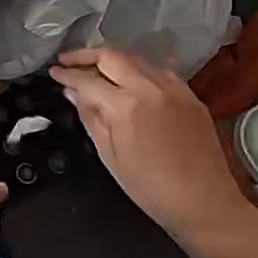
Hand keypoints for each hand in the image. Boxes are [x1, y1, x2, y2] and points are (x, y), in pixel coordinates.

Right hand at [49, 47, 253, 238]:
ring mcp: (174, 90)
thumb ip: (90, 117)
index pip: (87, 80)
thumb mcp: (108, 154)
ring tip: (96, 68)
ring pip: (137, 59)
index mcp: (126, 106)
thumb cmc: (148, 186)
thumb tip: (73, 93)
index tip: (54, 72)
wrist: (204, 202)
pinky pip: (160, 71)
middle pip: (112, 57)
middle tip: (68, 61)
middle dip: (86, 55)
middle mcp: (151, 88)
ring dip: (113, 60)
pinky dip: (139, 70)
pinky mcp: (191, 96)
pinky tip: (131, 79)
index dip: (66, 74)